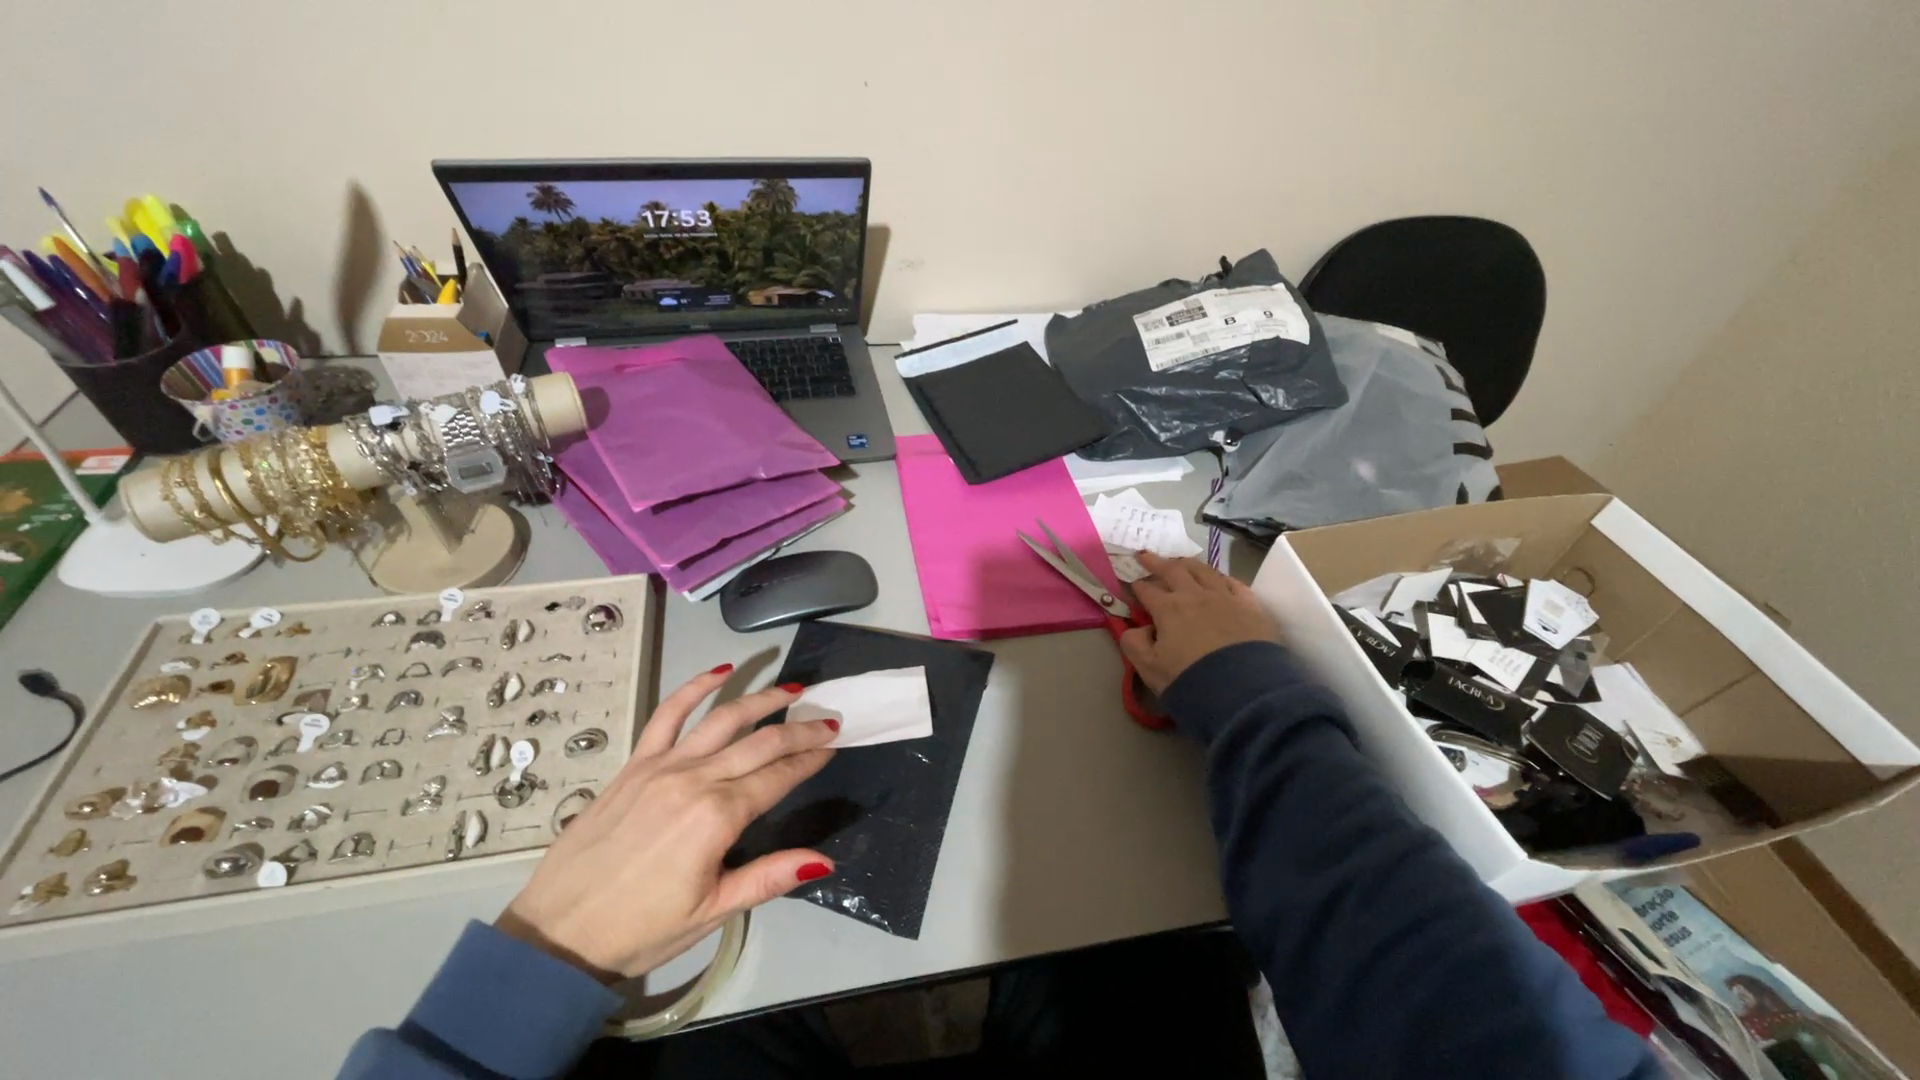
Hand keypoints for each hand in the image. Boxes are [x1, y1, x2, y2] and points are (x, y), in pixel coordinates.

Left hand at [496, 667, 836, 981]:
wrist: (559, 933)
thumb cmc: (641, 929)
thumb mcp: (712, 911)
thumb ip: (769, 877)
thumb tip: (825, 861)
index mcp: (718, 817)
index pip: (778, 777)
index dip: (810, 759)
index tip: (834, 744)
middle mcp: (694, 779)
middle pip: (760, 743)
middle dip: (800, 729)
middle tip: (828, 718)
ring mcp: (661, 766)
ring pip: (722, 719)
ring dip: (761, 700)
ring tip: (791, 689)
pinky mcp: (634, 763)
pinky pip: (667, 714)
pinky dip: (695, 688)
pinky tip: (720, 670)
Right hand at [1119, 552, 1282, 693]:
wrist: (1243, 691)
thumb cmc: (1190, 680)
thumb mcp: (1149, 669)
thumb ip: (1134, 644)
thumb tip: (1136, 628)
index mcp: (1168, 609)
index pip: (1146, 590)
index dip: (1135, 586)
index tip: (1130, 584)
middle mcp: (1195, 595)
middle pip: (1173, 570)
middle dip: (1156, 562)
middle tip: (1145, 555)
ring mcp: (1225, 597)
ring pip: (1203, 570)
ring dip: (1187, 563)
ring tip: (1179, 561)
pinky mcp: (1250, 606)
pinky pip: (1234, 583)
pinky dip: (1221, 577)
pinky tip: (1218, 579)